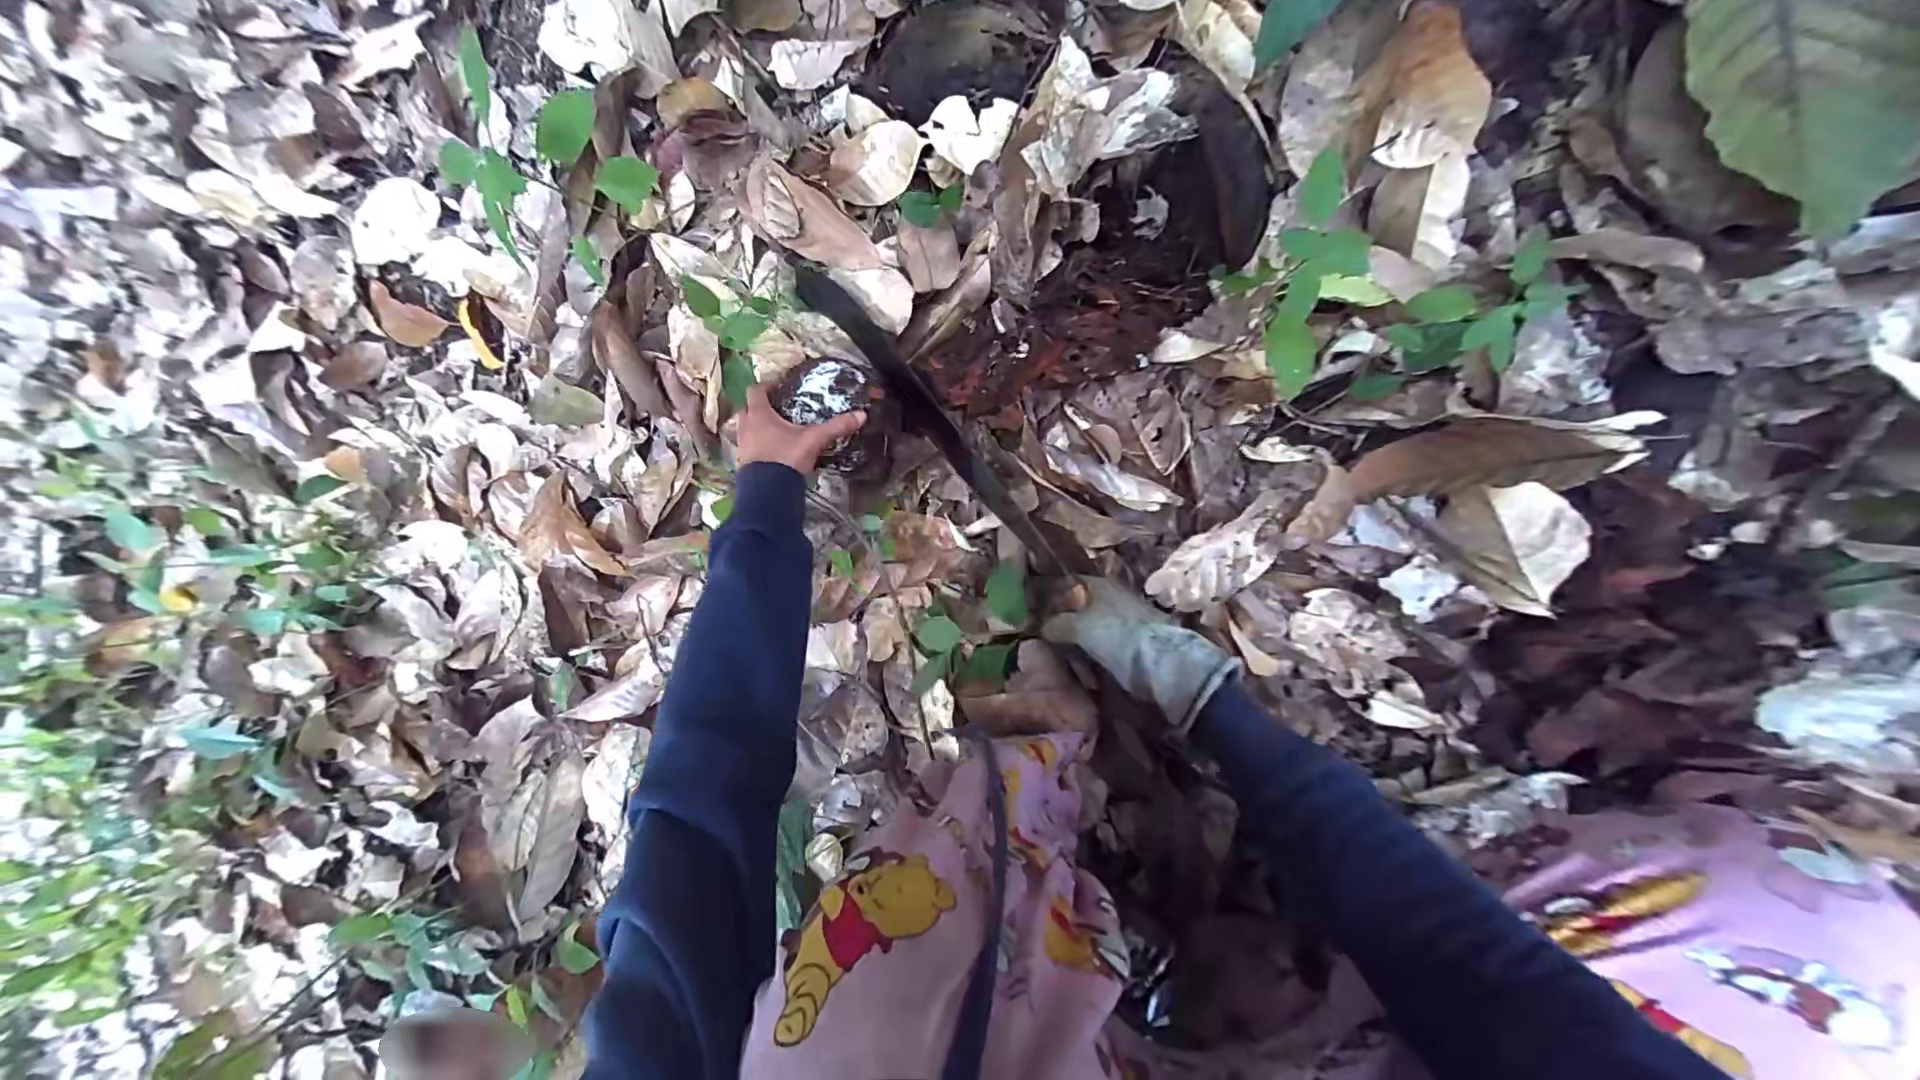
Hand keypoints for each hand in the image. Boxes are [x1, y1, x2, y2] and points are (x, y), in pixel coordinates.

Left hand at [736, 384, 866, 475]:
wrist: (768, 491)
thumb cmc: (787, 457)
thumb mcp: (814, 440)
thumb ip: (836, 427)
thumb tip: (861, 415)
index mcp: (759, 414)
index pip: (756, 390)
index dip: (766, 386)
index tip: (778, 387)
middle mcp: (746, 426)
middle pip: (748, 409)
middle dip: (760, 407)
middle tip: (777, 410)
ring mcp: (742, 445)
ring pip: (746, 429)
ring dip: (757, 427)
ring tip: (776, 431)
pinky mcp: (743, 462)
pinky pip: (749, 447)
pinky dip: (758, 445)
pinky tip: (773, 451)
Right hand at [1042, 576, 1238, 732]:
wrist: (1165, 665)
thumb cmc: (1118, 636)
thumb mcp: (1078, 627)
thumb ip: (1056, 623)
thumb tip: (1040, 626)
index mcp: (1100, 584)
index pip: (1068, 582)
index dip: (1050, 593)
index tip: (1032, 609)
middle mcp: (1114, 595)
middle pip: (1080, 603)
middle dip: (1063, 615)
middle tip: (1040, 632)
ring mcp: (1127, 618)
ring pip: (1092, 622)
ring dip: (1077, 634)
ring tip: (1057, 649)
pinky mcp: (1136, 640)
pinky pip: (1104, 641)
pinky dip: (1091, 648)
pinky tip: (1080, 659)